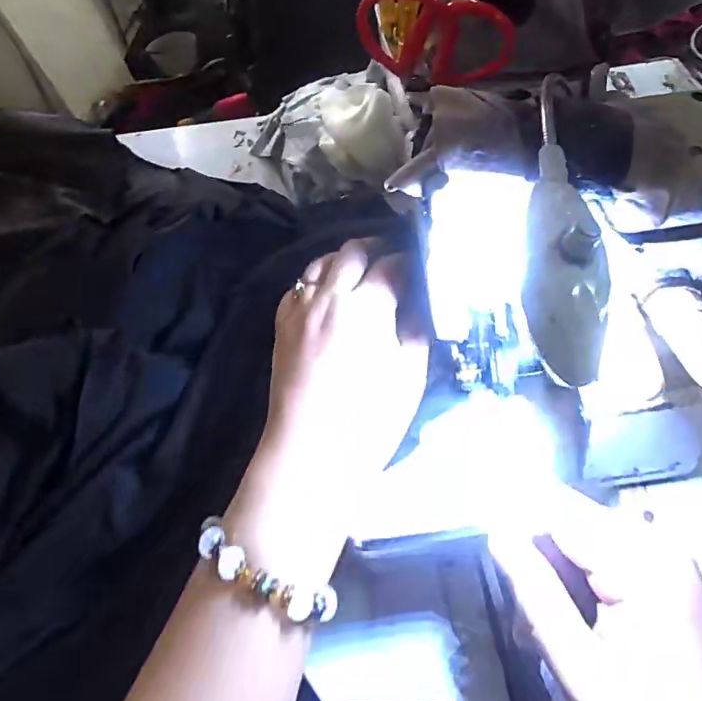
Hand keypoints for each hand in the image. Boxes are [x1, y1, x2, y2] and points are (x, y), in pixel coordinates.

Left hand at [265, 239, 426, 490]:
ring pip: (321, 262)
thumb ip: (417, 327)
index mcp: (369, 305)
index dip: (409, 261)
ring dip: (345, 260)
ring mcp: (302, 309)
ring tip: (361, 270)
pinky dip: (316, 281)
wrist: (310, 452)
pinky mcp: (281, 326)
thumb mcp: (411, 371)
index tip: (419, 267)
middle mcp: (332, 296)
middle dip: (377, 248)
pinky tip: (327, 295)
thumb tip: (418, 301)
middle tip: (393, 257)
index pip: (392, 264)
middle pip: (353, 251)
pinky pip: (298, 286)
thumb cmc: (370, 416)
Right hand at [490, 484, 701, 700]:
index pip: (561, 509)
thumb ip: (539, 595)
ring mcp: (672, 554)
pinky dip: (590, 582)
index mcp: (640, 554)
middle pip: (577, 522)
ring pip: (593, 540)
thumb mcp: (585, 668)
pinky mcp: (675, 573)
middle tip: (519, 616)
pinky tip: (579, 624)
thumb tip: (499, 535)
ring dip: (561, 573)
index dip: (516, 515)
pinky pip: (618, 558)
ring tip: (542, 632)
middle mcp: (659, 538)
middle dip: (539, 556)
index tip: (482, 527)